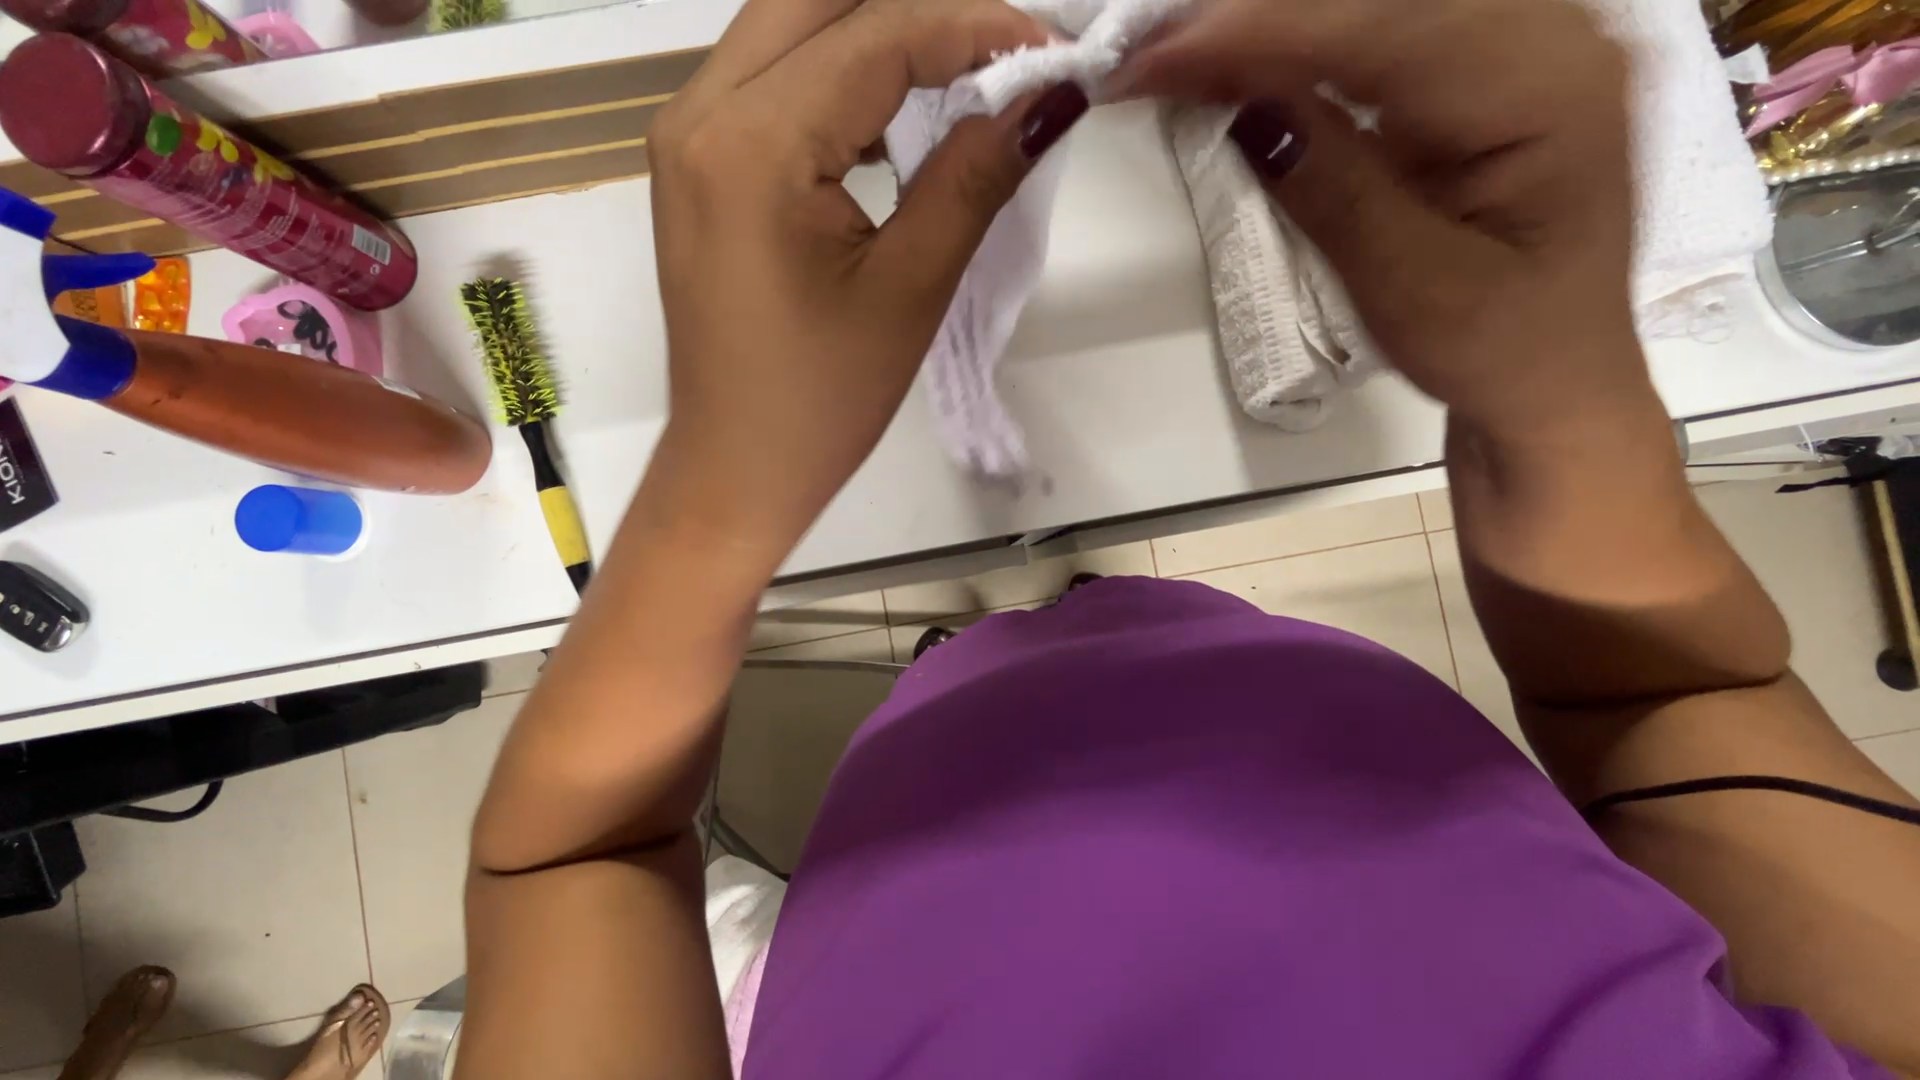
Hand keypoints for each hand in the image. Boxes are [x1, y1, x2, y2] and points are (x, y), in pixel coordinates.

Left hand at [645, 0, 1088, 563]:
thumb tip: (1047, 97)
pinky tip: (896, 116)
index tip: (1049, 50)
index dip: (973, 27)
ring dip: (878, 38)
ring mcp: (687, 136)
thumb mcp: (909, 288)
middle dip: (918, 15)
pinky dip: (840, 80)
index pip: (875, 35)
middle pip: (817, 1)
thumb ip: (974, 176)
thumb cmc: (821, 399)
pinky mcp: (697, 166)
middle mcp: (699, 114)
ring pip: (789, 30)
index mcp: (750, 146)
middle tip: (1001, 54)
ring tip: (964, 78)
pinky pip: (771, 83)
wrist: (739, 467)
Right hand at [1114, 0, 1647, 439]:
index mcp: (1549, 85)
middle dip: (1256, 11)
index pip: (1382, 27)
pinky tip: (1238, 55)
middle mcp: (1547, 34)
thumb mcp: (1410, 284)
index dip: (1258, 32)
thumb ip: (1335, 187)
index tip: (1153, 54)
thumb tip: (1249, 111)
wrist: (1552, 376)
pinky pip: (1376, 29)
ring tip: (1178, 47)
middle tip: (1151, 43)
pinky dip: (1298, 40)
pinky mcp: (1478, 67)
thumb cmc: (1497, 346)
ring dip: (1270, 20)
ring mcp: (1516, 42)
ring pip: (1374, 3)